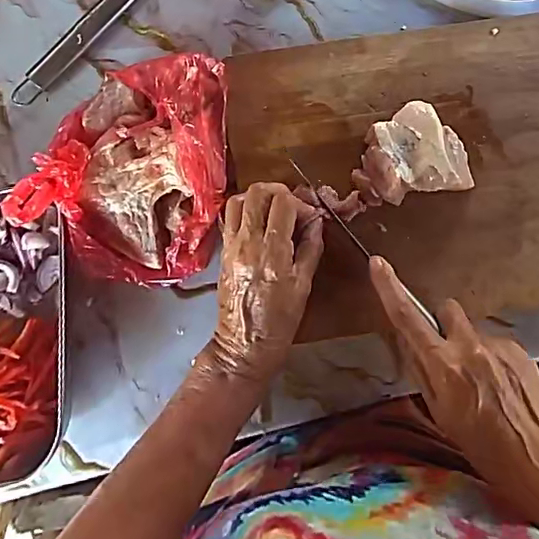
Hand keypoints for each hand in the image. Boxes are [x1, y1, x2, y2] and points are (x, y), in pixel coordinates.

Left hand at [203, 183, 323, 384]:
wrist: (243, 346)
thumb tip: (316, 221)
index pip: (284, 203)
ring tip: (272, 211)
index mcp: (273, 251)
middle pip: (258, 192)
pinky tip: (258, 224)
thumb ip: (311, 247)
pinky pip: (230, 218)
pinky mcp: (222, 252)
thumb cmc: (280, 320)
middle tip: (291, 205)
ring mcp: (231, 246)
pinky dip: (245, 211)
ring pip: (239, 200)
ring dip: (258, 198)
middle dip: (279, 191)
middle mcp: (248, 242)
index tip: (309, 217)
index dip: (301, 202)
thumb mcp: (304, 284)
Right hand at [368, 256, 538, 524]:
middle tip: (448, 355)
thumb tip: (409, 343)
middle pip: (446, 309)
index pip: (408, 319)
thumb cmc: (483, 448)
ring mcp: (496, 343)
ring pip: (472, 330)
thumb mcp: (440, 416)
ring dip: (470, 346)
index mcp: (443, 366)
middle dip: (443, 324)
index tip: (378, 264)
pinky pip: (494, 342)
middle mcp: (468, 346)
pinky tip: (503, 387)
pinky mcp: (518, 346)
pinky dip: (493, 358)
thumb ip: (423, 373)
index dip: (390, 289)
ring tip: (484, 384)